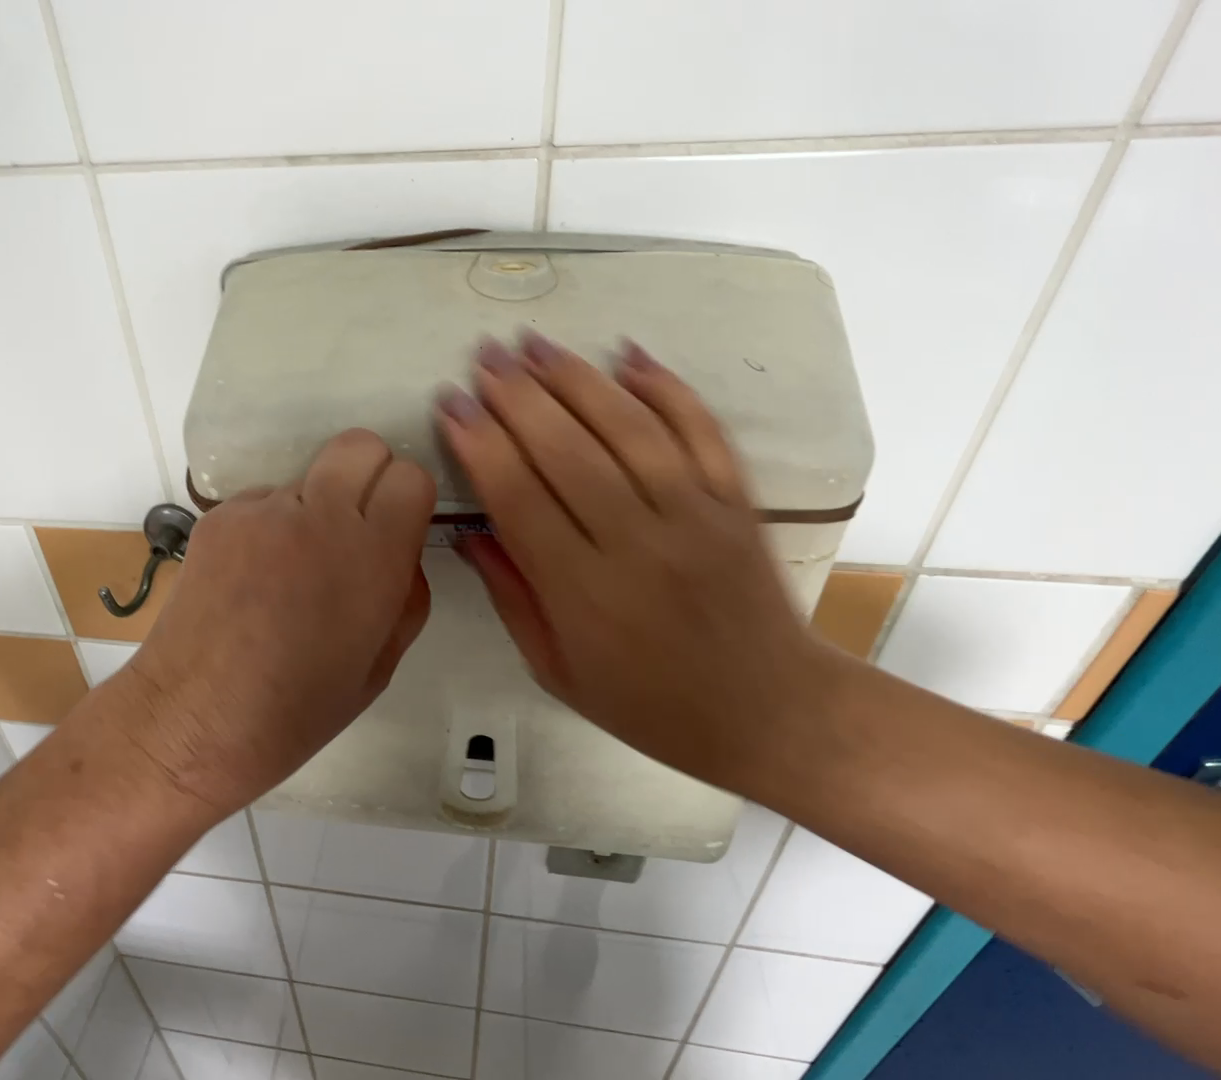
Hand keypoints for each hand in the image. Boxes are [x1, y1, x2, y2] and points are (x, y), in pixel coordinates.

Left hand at [108, 430, 435, 815]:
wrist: (194, 720)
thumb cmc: (298, 710)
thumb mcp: (381, 665)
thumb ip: (404, 596)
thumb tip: (398, 555)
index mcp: (372, 555)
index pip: (410, 476)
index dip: (407, 502)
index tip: (396, 532)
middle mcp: (318, 515)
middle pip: (360, 445)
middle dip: (368, 476)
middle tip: (354, 528)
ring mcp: (261, 510)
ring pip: (306, 478)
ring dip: (311, 509)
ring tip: (289, 572)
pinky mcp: (218, 517)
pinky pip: (261, 503)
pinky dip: (268, 529)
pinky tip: (251, 581)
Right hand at [435, 332, 843, 783]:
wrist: (769, 710)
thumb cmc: (650, 703)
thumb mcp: (559, 670)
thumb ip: (513, 597)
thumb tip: (471, 533)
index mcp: (583, 591)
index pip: (518, 497)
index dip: (480, 444)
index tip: (451, 405)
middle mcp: (637, 540)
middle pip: (566, 450)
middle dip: (517, 396)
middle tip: (484, 356)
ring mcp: (694, 513)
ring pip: (627, 427)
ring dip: (576, 378)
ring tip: (535, 344)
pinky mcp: (736, 500)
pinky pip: (699, 429)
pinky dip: (665, 387)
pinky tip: (628, 354)